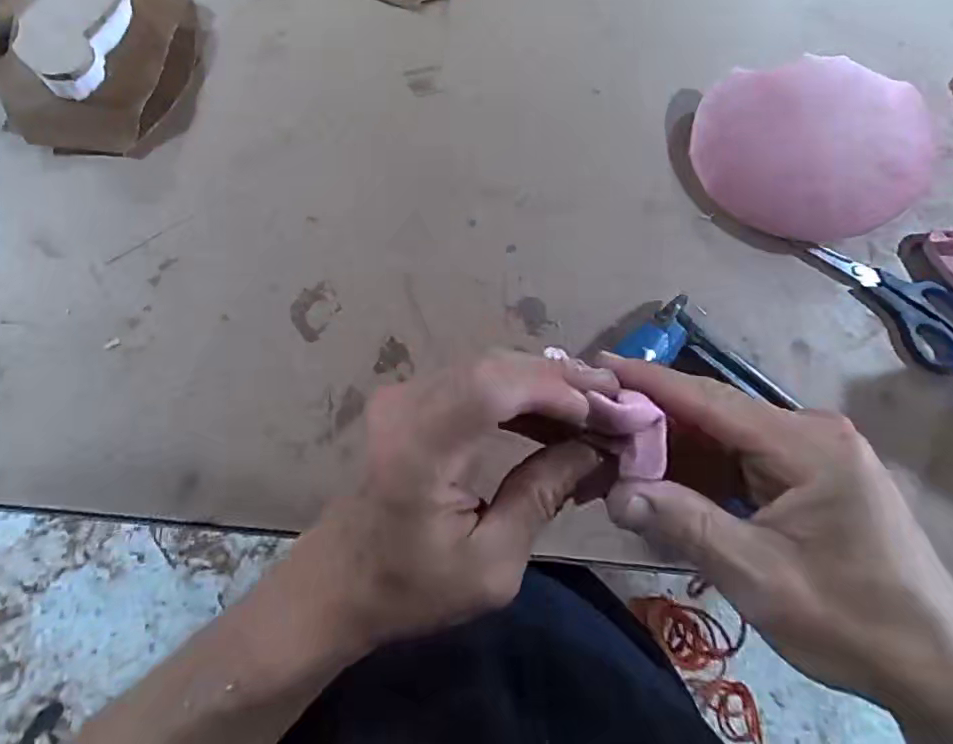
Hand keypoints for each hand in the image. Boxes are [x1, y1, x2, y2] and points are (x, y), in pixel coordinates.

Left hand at [272, 349, 616, 652]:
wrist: (340, 580)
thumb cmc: (411, 587)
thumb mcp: (491, 565)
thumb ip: (540, 497)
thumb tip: (592, 448)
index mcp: (418, 448)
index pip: (490, 387)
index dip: (552, 388)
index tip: (601, 411)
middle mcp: (407, 404)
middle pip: (494, 366)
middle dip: (559, 380)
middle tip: (612, 400)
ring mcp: (405, 394)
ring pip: (489, 365)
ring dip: (543, 382)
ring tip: (593, 405)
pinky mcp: (411, 396)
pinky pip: (475, 378)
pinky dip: (519, 389)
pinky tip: (553, 411)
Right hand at [599, 355, 952, 743]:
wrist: (939, 669)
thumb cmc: (852, 619)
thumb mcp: (759, 576)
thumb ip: (685, 524)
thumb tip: (618, 490)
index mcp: (805, 442)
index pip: (710, 399)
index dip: (651, 382)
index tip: (601, 363)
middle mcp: (812, 431)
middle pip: (718, 416)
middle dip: (658, 420)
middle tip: (600, 420)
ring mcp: (817, 452)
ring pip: (730, 439)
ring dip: (680, 449)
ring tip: (622, 450)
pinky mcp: (818, 476)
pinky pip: (749, 461)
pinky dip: (709, 471)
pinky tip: (673, 480)